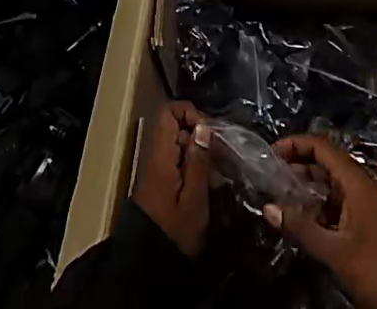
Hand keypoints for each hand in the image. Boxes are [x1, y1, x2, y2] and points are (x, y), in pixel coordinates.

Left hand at [131, 101, 212, 256]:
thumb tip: (203, 126)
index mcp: (161, 154)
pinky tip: (213, 182)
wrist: (151, 263)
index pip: (168, 112)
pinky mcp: (162, 181)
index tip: (211, 133)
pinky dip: (196, 166)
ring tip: (224, 170)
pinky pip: (179, 160)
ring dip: (202, 152)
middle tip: (225, 155)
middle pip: (176, 127)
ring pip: (180, 144)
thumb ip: (198, 161)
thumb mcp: (194, 199)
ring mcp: (158, 167)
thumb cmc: (175, 231)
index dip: (190, 113)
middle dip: (202, 135)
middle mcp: (156, 155)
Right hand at [264, 135, 376, 308]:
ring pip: (330, 184)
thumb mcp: (335, 250)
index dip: (295, 144)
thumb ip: (300, 227)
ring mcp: (365, 205)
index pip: (321, 147)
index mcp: (356, 183)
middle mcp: (361, 187)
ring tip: (281, 197)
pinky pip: (337, 203)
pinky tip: (302, 219)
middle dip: (297, 166)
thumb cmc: (376, 269)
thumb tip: (267, 208)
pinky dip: (318, 205)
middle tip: (272, 176)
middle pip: (325, 163)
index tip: (271, 153)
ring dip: (306, 187)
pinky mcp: (367, 223)